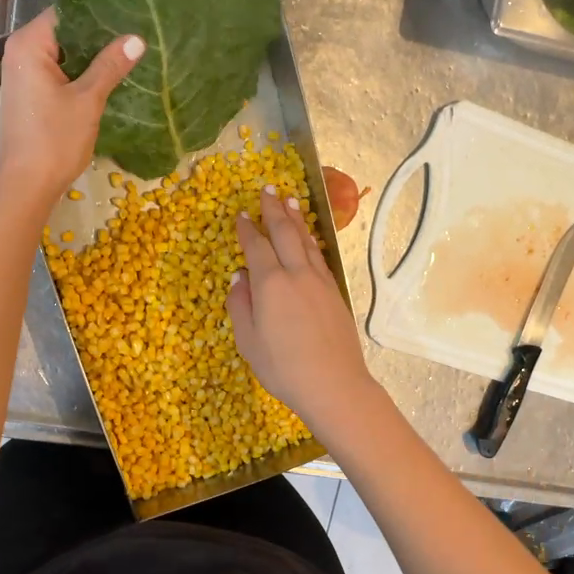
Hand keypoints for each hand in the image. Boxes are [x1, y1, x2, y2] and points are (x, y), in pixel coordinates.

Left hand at [0, 8, 144, 205]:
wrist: (27, 185)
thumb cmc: (54, 141)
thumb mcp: (87, 101)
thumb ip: (110, 66)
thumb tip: (136, 38)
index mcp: (29, 45)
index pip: (65, 12)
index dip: (96, 13)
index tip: (127, 14)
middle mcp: (19, 54)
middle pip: (63, 33)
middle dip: (96, 36)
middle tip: (133, 34)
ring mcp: (22, 77)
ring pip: (62, 56)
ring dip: (89, 58)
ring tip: (125, 54)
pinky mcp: (29, 97)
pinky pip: (57, 75)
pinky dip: (78, 76)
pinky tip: (105, 80)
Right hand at [227, 188, 380, 431]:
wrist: (333, 383)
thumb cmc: (283, 368)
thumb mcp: (249, 342)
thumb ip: (240, 306)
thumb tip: (239, 278)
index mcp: (270, 284)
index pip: (256, 246)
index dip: (246, 229)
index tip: (240, 214)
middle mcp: (296, 274)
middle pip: (284, 233)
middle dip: (273, 210)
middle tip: (267, 190)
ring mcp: (319, 281)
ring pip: (306, 241)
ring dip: (295, 219)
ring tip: (289, 201)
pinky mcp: (335, 292)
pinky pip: (319, 256)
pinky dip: (311, 240)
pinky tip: (309, 237)